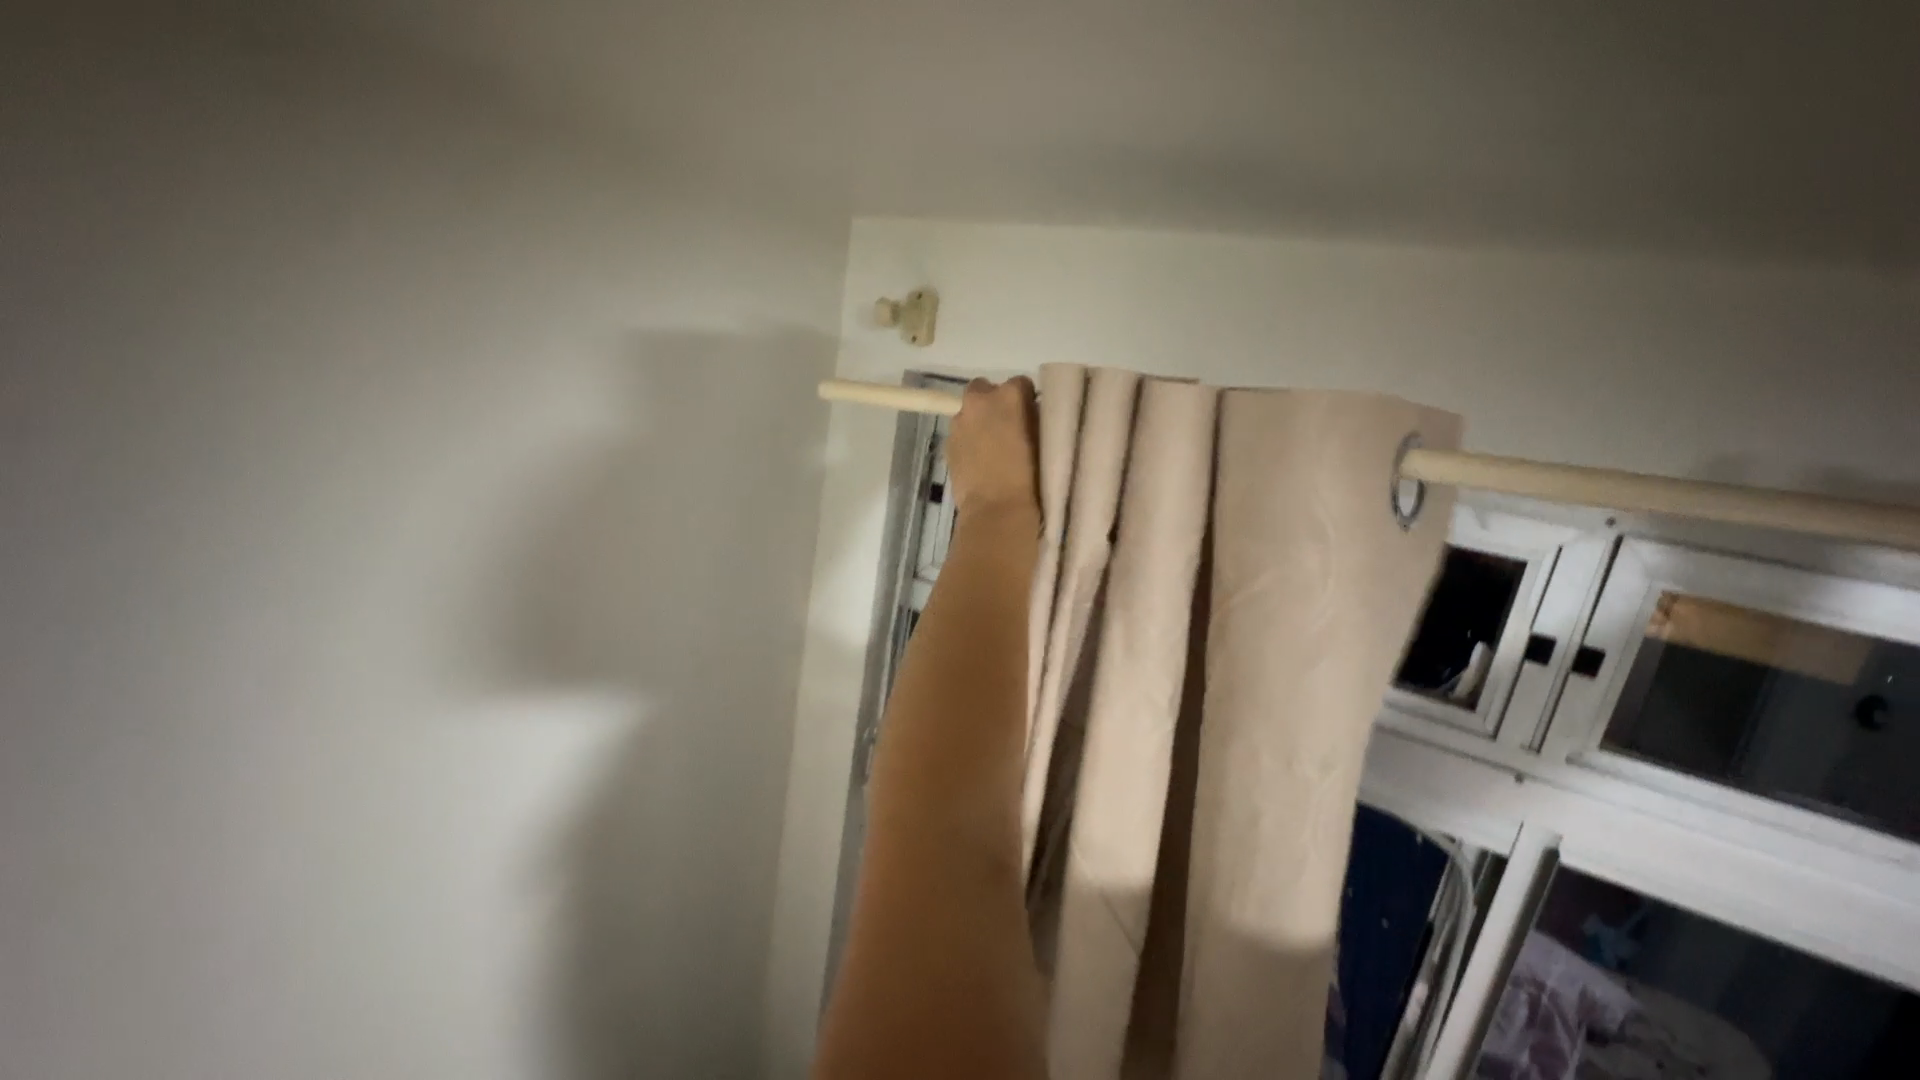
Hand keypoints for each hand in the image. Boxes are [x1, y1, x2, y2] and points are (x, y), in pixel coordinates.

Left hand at [947, 377, 1039, 520]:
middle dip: (993, 402)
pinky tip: (979, 461)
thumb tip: (1028, 413)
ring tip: (992, 447)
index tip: (1030, 416)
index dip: (1025, 399)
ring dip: (979, 421)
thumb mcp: (1043, 439)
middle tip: (1007, 426)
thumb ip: (1033, 418)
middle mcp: (978, 402)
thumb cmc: (1030, 477)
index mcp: (1008, 396)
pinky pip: (960, 433)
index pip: (1019, 383)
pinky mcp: (947, 444)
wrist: (996, 510)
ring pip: (969, 412)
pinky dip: (968, 440)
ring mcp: (959, 423)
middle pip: (983, 389)